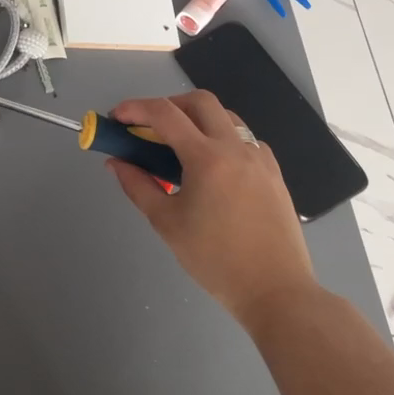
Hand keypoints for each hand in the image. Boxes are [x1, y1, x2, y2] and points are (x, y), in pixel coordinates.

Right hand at [107, 91, 319, 325]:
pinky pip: (246, 140)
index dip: (135, 108)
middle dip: (169, 104)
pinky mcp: (275, 174)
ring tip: (181, 147)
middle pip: (200, 101)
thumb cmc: (215, 260)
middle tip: (151, 127)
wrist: (277, 294)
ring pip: (226, 117)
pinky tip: (215, 167)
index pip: (164, 113)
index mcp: (207, 158)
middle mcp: (236, 148)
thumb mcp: (166, 223)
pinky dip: (223, 139)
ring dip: (198, 119)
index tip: (117, 118)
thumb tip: (117, 162)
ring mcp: (260, 159)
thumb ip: (138, 185)